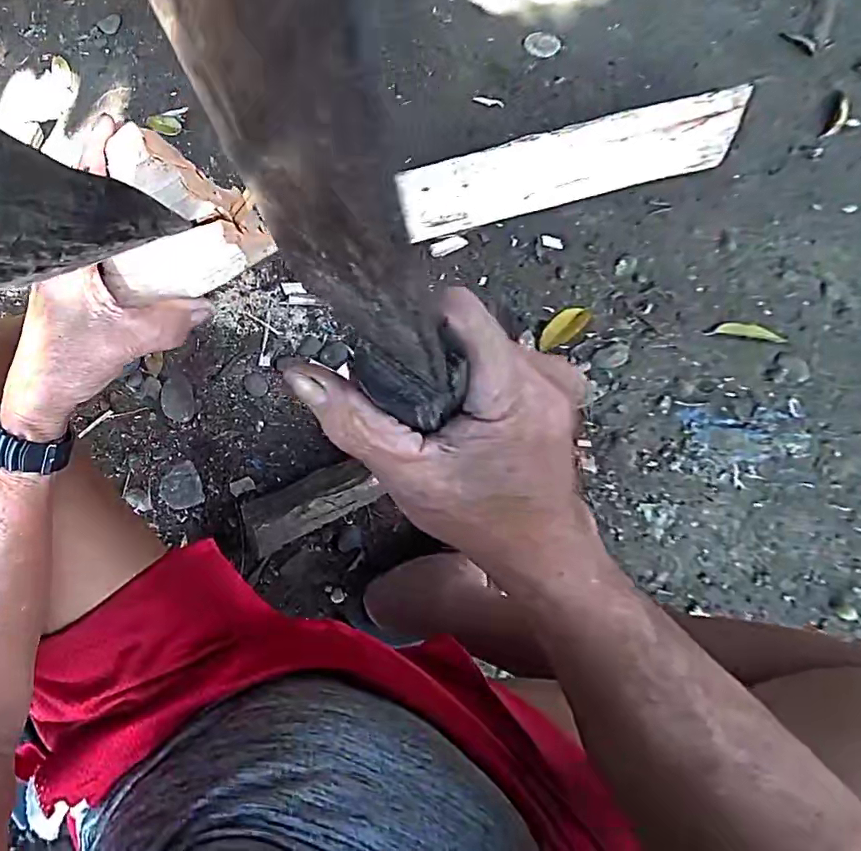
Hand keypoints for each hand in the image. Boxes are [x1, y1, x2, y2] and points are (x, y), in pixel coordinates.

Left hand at [0, 116, 211, 439]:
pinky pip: (100, 246)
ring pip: (93, 223)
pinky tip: (145, 240)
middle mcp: (59, 254)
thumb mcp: (125, 339)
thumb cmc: (64, 364)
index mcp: (63, 256)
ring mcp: (64, 268)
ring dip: (119, 205)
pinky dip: (122, 236)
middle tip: (146, 154)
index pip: (77, 189)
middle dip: (115, 172)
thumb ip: (170, 320)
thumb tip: (205, 303)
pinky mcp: (74, 283)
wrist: (42, 394)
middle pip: (87, 198)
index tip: (111, 123)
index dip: (95, 152)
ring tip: (151, 188)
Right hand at [280, 288, 600, 582]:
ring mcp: (557, 377)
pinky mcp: (556, 385)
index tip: (396, 349)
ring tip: (443, 409)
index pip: (459, 309)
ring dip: (456, 365)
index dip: (417, 320)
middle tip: (418, 399)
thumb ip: (351, 420)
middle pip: (467, 325)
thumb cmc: (480, 518)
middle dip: (434, 353)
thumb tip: (303, 376)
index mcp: (513, 388)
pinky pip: (502, 355)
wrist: (539, 550)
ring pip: (483, 339)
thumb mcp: (404, 473)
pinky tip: (469, 411)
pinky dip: (477, 375)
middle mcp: (544, 373)